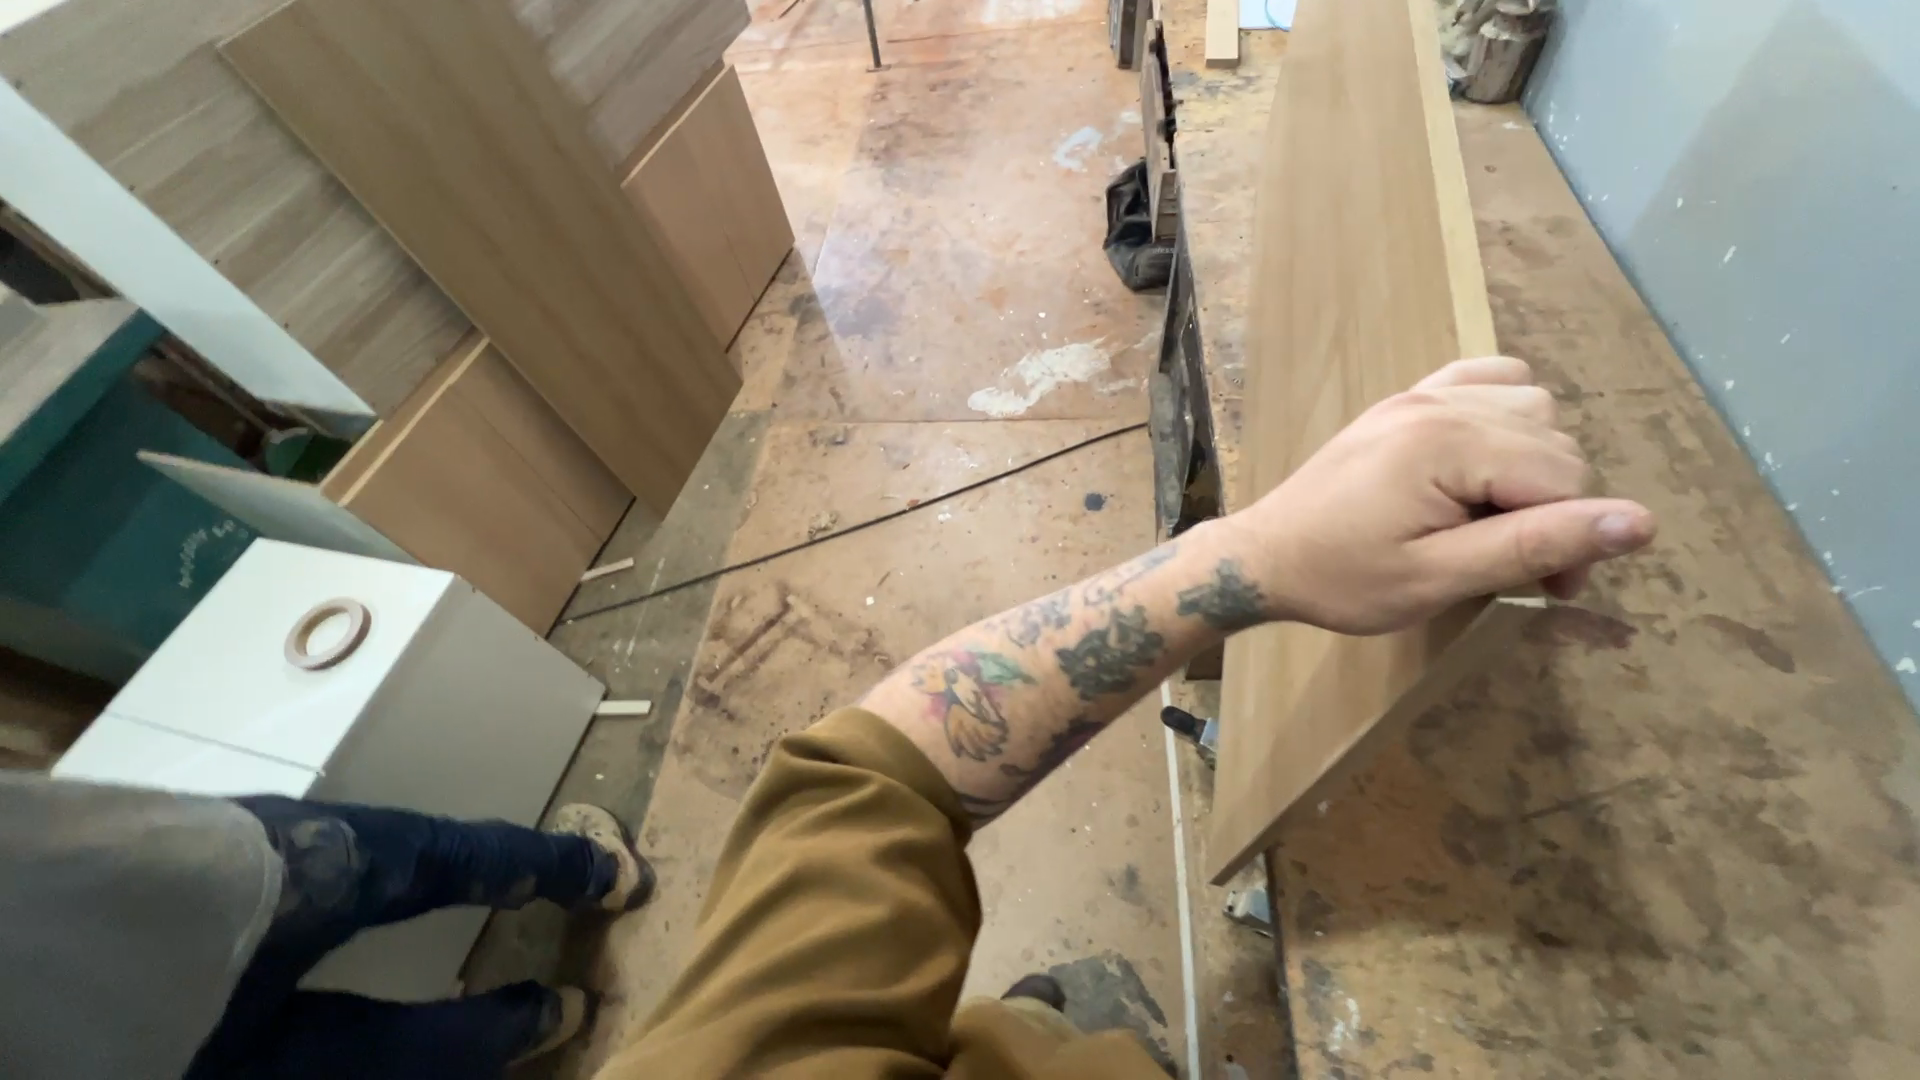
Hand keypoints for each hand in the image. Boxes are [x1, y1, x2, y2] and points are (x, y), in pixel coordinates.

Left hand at [1218, 356, 1656, 634]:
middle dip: (1553, 506)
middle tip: (1515, 562)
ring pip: (1531, 407)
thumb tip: (1640, 521)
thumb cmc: (1340, 578)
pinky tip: (1486, 457)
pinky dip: (1504, 412)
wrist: (1264, 557)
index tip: (1544, 588)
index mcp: (1446, 445)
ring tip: (1490, 515)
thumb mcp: (1436, 578)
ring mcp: (1416, 397)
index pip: (1565, 478)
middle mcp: (1437, 405)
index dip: (1571, 539)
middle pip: (1553, 441)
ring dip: (1531, 462)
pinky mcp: (1400, 405)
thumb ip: (1533, 546)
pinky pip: (1484, 380)